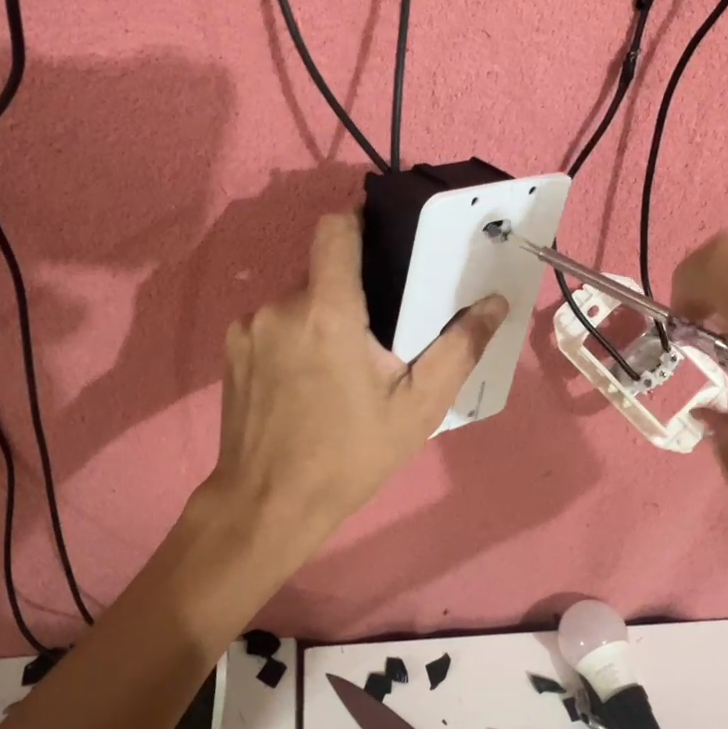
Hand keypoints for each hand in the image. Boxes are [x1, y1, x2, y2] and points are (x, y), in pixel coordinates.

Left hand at [210, 212, 507, 542]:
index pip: (335, 228)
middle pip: (323, 271)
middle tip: (378, 336)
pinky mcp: (232, 348)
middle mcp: (280, 306)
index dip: (359, 223)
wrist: (267, 505)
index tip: (383, 242)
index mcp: (327, 312)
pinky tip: (306, 381)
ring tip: (341, 367)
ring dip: (322, 319)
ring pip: (298, 300)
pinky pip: (274, 323)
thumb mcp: (417, 408)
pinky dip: (295, 338)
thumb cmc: (348, 456)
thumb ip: (459, 349)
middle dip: (351, 293)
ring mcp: (249, 327)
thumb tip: (496, 304)